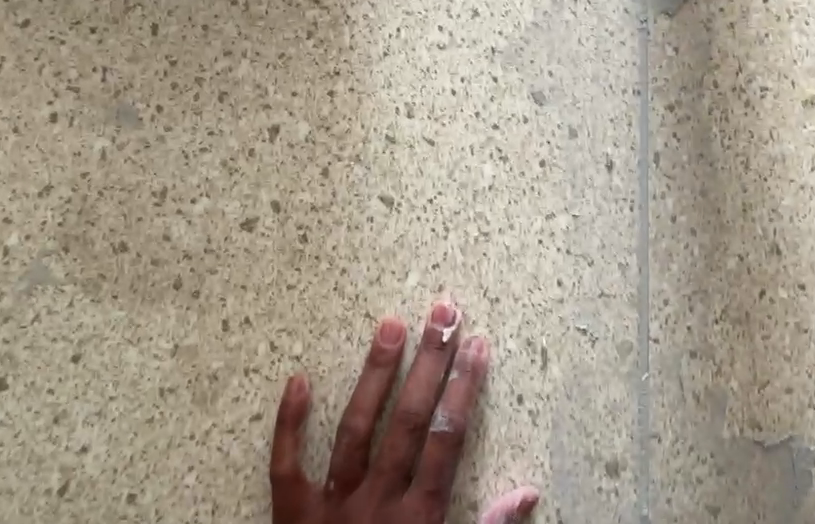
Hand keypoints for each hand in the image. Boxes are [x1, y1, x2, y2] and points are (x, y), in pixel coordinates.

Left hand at [269, 299, 540, 523]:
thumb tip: (529, 492)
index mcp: (420, 520)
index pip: (449, 440)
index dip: (465, 388)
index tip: (477, 343)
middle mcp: (378, 506)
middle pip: (409, 422)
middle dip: (430, 364)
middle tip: (443, 311)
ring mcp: (332, 509)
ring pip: (356, 430)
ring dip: (375, 376)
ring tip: (390, 325)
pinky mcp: (291, 518)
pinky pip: (285, 467)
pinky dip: (289, 424)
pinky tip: (298, 378)